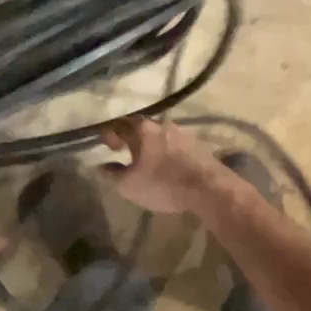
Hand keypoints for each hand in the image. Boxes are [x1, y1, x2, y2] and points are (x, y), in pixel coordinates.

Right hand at [100, 116, 228, 214]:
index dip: (108, 135)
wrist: (208, 187)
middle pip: (139, 127)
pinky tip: (165, 165)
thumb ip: (112, 174)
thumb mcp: (129, 185)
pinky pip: (173, 143)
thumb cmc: (163, 183)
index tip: (109, 149)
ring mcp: (181, 131)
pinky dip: (164, 151)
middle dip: (130, 139)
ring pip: (158, 135)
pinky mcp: (196, 143)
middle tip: (125, 154)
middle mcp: (161, 124)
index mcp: (142, 129)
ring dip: (149, 146)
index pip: (118, 124)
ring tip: (146, 162)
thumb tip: (102, 166)